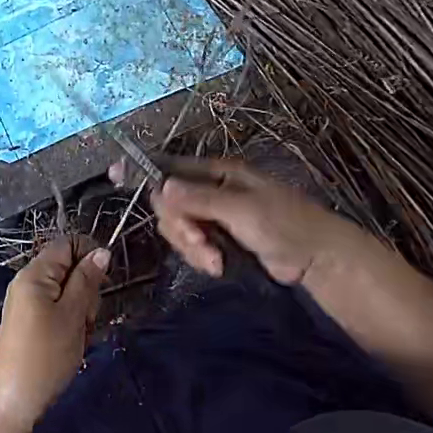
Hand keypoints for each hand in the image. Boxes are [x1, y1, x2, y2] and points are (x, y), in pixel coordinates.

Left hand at [0, 236, 108, 431]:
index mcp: (34, 273)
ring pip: (67, 291)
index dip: (90, 254)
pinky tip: (73, 343)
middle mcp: (28, 282)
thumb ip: (87, 280)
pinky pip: (58, 309)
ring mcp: (28, 303)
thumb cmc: (45, 356)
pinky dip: (71, 322)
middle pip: (68, 267)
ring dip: (82, 310)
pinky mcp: (30, 322)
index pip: (67, 244)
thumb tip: (101, 252)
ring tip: (80, 334)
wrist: (13, 401)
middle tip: (87, 317)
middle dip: (87, 289)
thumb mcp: (73, 314)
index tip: (105, 281)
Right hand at [124, 157, 399, 286]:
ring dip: (192, 247)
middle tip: (201, 245)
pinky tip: (218, 265)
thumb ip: (199, 198)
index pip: (171, 167)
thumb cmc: (285, 225)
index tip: (115, 174)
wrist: (317, 262)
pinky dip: (200, 257)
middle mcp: (211, 190)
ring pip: (178, 227)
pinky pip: (192, 246)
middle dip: (180, 228)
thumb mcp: (242, 209)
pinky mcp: (219, 241)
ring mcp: (214, 216)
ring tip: (216, 261)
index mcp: (218, 172)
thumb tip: (161, 186)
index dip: (144, 171)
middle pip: (170, 203)